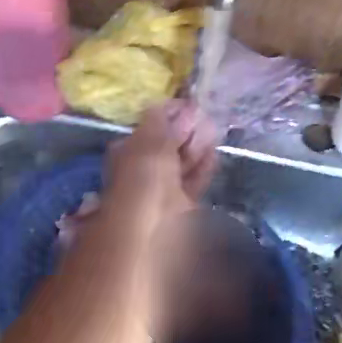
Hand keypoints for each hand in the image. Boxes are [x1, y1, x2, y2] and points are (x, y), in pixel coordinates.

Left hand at [100, 101, 217, 231]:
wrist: (150, 237)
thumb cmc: (144, 182)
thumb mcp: (150, 143)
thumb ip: (164, 123)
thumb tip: (179, 107)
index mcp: (127, 153)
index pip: (149, 128)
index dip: (168, 115)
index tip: (190, 105)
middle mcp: (142, 172)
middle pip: (166, 146)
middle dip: (185, 132)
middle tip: (205, 117)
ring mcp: (162, 192)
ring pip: (180, 165)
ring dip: (196, 148)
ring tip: (213, 131)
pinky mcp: (182, 210)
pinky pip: (193, 183)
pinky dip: (203, 168)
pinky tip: (214, 154)